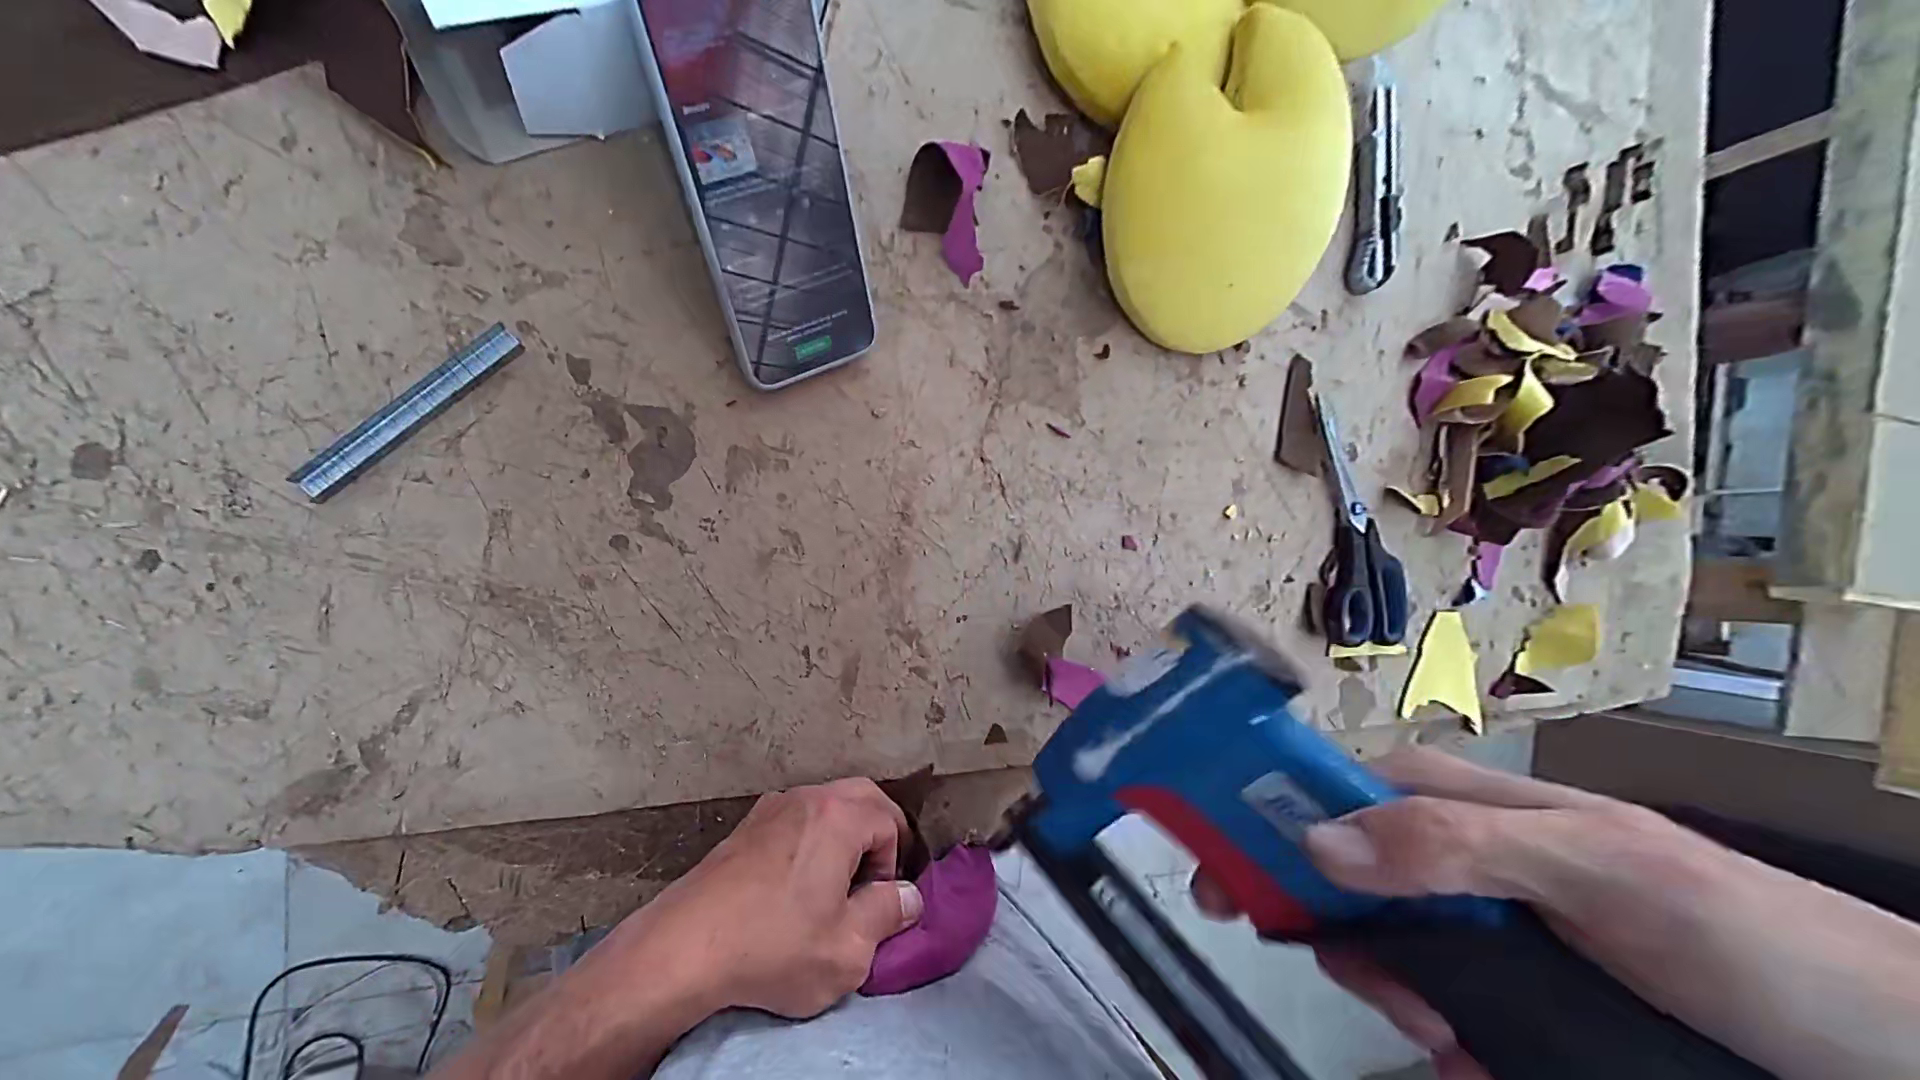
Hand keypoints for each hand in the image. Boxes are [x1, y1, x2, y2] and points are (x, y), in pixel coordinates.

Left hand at [618, 776, 923, 1017]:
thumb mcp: (847, 949)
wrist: (681, 950)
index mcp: (839, 817)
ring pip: (828, 802)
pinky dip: (812, 836)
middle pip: (864, 796)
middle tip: (873, 880)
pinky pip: (797, 817)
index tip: (878, 904)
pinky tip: (796, 880)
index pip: (890, 824)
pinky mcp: (746, 826)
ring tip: (834, 883)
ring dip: (845, 833)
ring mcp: (773, 807)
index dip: (894, 865)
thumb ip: (888, 915)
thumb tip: (908, 896)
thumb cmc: (770, 948)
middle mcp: (808, 798)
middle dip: (879, 832)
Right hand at [1193, 747, 1919, 1079]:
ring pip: (1375, 943)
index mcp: (1450, 799)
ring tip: (1448, 1039)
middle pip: (1335, 874)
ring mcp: (1474, 917)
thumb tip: (1315, 842)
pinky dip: (1432, 1034)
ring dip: (1390, 993)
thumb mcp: (1597, 869)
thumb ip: (1453, 844)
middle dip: (1337, 934)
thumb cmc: (1748, 937)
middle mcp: (1446, 848)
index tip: (1219, 873)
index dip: (1261, 815)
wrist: (1897, 1056)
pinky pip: (1428, 998)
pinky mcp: (1503, 981)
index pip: (1324, 786)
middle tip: (1386, 995)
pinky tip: (1467, 1057)